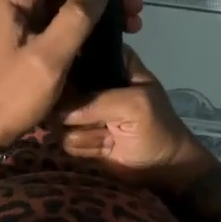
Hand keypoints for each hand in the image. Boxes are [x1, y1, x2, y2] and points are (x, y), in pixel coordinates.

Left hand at [0, 0, 143, 146]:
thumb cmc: (12, 94)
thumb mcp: (50, 57)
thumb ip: (76, 18)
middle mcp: (4, 1)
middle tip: (133, 7)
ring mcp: (9, 19)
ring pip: (56, 2)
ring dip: (89, 9)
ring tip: (129, 21)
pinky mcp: (16, 37)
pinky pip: (50, 21)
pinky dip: (76, 25)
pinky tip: (105, 34)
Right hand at [61, 50, 215, 190]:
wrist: (164, 169)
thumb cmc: (158, 128)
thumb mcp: (134, 105)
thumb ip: (96, 102)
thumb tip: (56, 111)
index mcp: (109, 61)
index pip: (76, 52)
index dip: (66, 65)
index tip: (68, 83)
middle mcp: (90, 81)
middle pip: (59, 87)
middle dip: (73, 108)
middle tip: (98, 120)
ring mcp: (81, 109)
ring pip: (58, 116)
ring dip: (85, 132)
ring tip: (109, 136)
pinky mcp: (76, 133)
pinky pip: (63, 137)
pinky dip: (85, 146)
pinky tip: (105, 147)